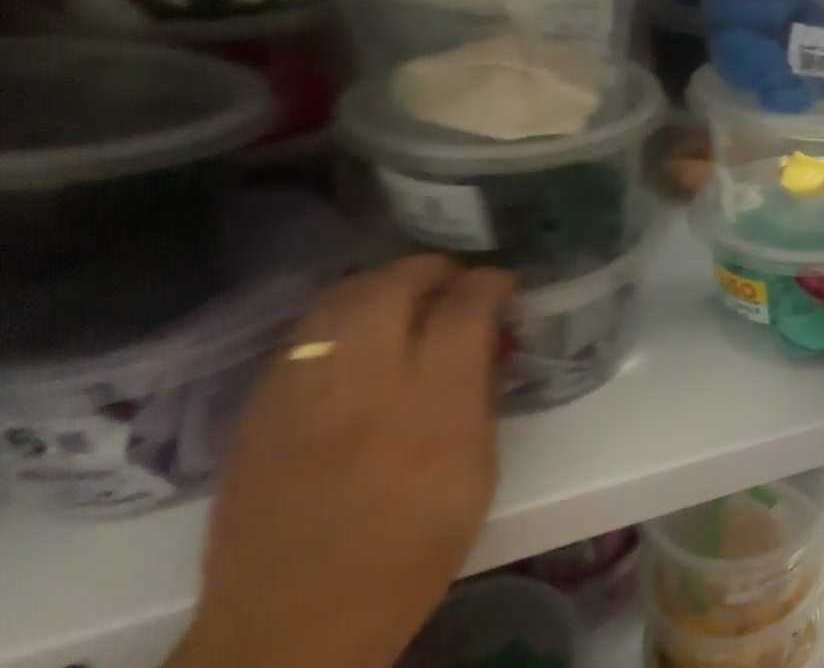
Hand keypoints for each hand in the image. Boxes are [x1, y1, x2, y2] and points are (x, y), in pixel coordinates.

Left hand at [168, 257, 513, 667]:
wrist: (298, 619)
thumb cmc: (414, 551)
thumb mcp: (477, 470)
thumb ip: (476, 399)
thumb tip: (481, 349)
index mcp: (433, 404)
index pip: (464, 309)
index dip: (488, 283)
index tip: (501, 282)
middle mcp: (365, 383)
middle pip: (391, 288)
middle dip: (427, 268)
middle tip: (449, 275)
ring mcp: (302, 394)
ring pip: (336, 304)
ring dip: (376, 285)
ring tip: (400, 292)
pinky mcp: (258, 412)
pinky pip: (300, 340)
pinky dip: (334, 321)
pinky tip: (350, 336)